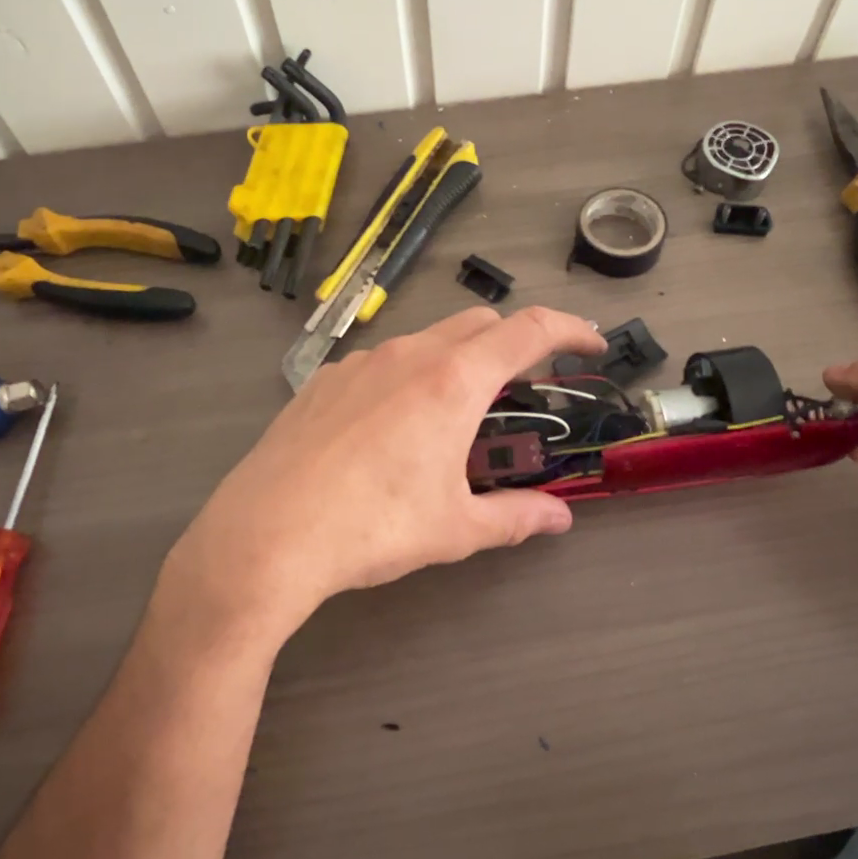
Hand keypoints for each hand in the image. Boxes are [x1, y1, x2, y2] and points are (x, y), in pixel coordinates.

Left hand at [165, 306, 605, 640]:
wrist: (266, 535)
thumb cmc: (373, 528)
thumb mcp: (455, 528)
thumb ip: (515, 517)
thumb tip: (559, 520)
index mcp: (453, 381)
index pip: (529, 330)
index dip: (571, 330)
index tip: (591, 346)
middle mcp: (409, 356)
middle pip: (479, 324)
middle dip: (515, 343)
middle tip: (527, 388)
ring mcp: (359, 363)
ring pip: (427, 339)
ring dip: (459, 360)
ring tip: (458, 415)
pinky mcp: (322, 381)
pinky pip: (382, 362)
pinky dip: (410, 376)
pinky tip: (394, 428)